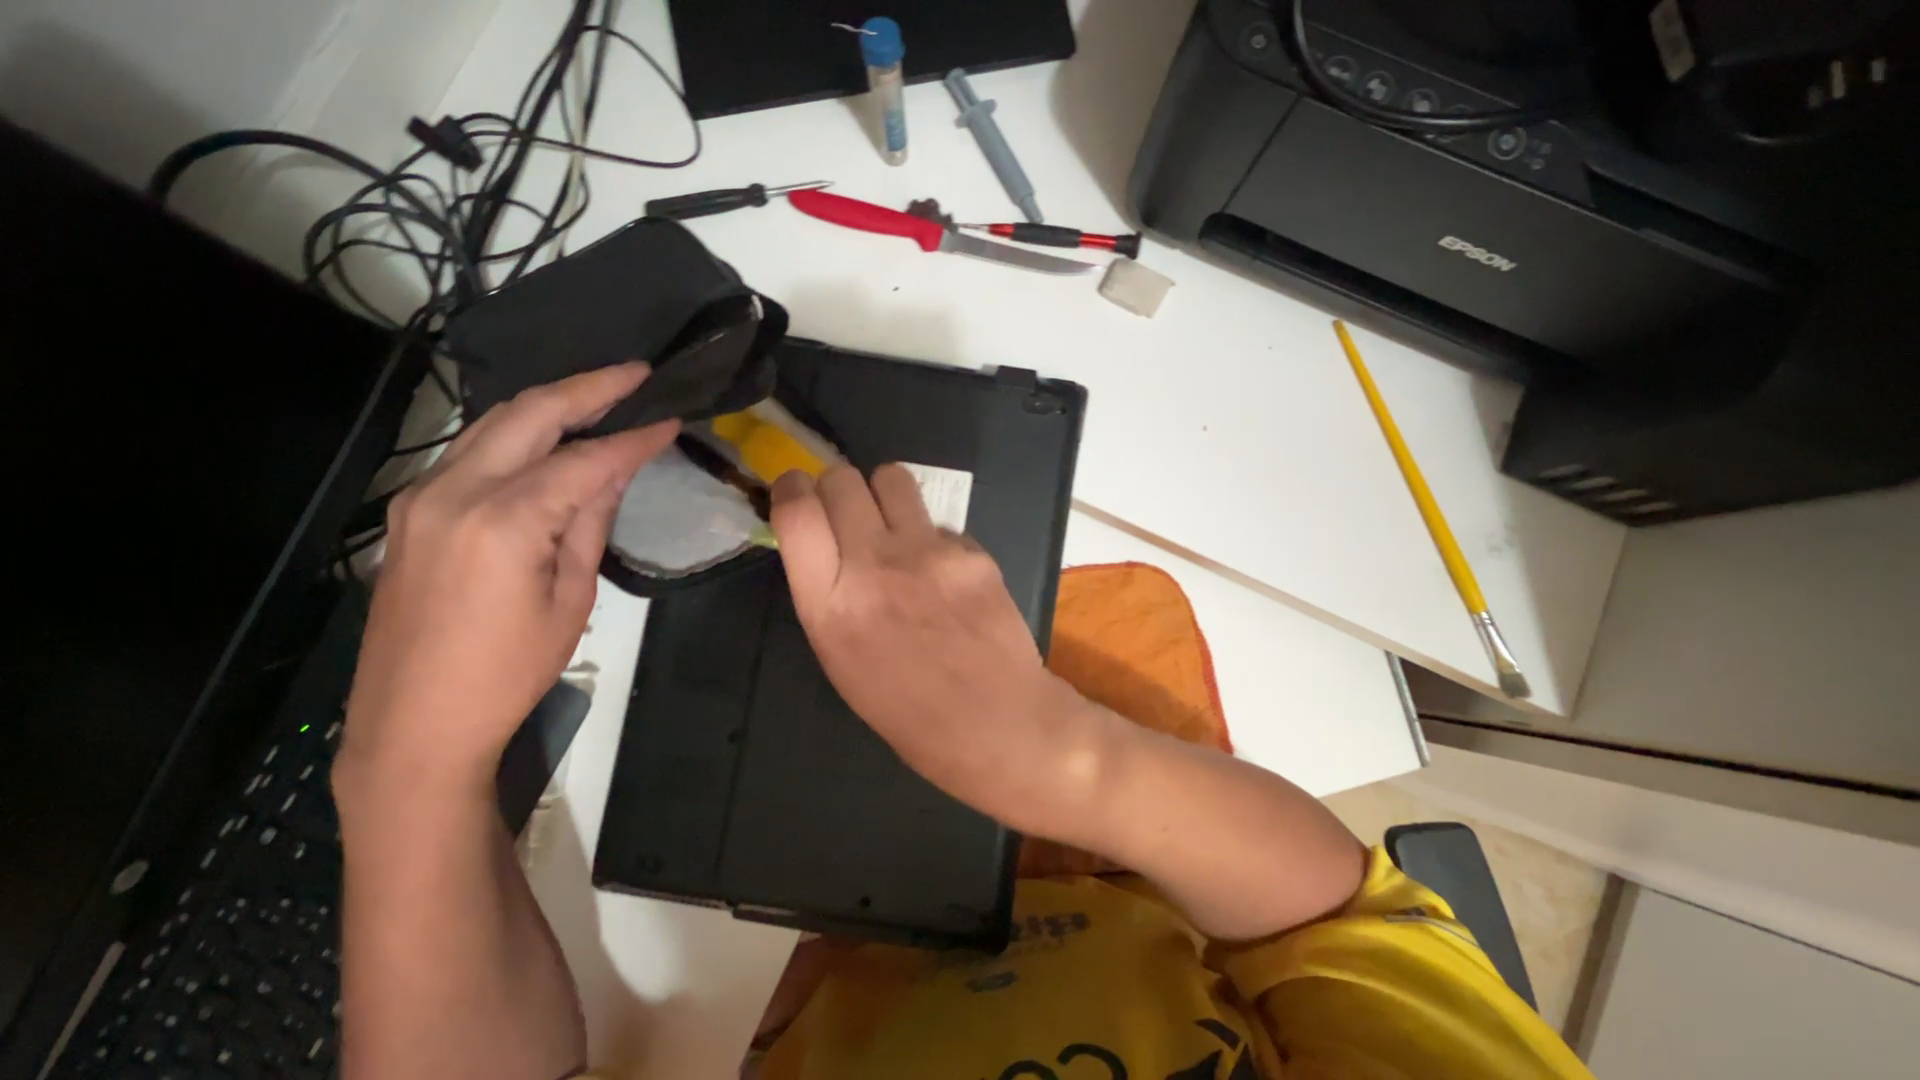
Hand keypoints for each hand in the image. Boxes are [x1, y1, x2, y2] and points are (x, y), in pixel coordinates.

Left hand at [338, 364, 678, 797]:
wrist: (414, 723)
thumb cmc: (507, 673)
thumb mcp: (569, 600)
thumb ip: (588, 523)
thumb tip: (612, 471)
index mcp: (504, 521)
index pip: (583, 459)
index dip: (631, 437)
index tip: (669, 418)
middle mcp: (454, 491)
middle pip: (527, 413)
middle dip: (586, 388)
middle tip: (634, 373)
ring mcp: (421, 496)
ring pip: (491, 424)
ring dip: (547, 405)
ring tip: (597, 395)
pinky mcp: (409, 511)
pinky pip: (469, 453)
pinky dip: (514, 435)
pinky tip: (545, 439)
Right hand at [770, 465, 1105, 834]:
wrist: (997, 722)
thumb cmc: (908, 712)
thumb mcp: (840, 660)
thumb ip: (828, 595)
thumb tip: (826, 547)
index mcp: (830, 603)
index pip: (796, 510)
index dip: (791, 488)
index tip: (797, 489)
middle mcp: (874, 564)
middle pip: (842, 479)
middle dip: (837, 487)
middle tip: (848, 512)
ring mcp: (927, 552)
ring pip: (892, 478)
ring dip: (884, 495)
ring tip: (895, 527)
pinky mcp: (971, 550)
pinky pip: (939, 523)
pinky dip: (934, 539)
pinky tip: (946, 577)